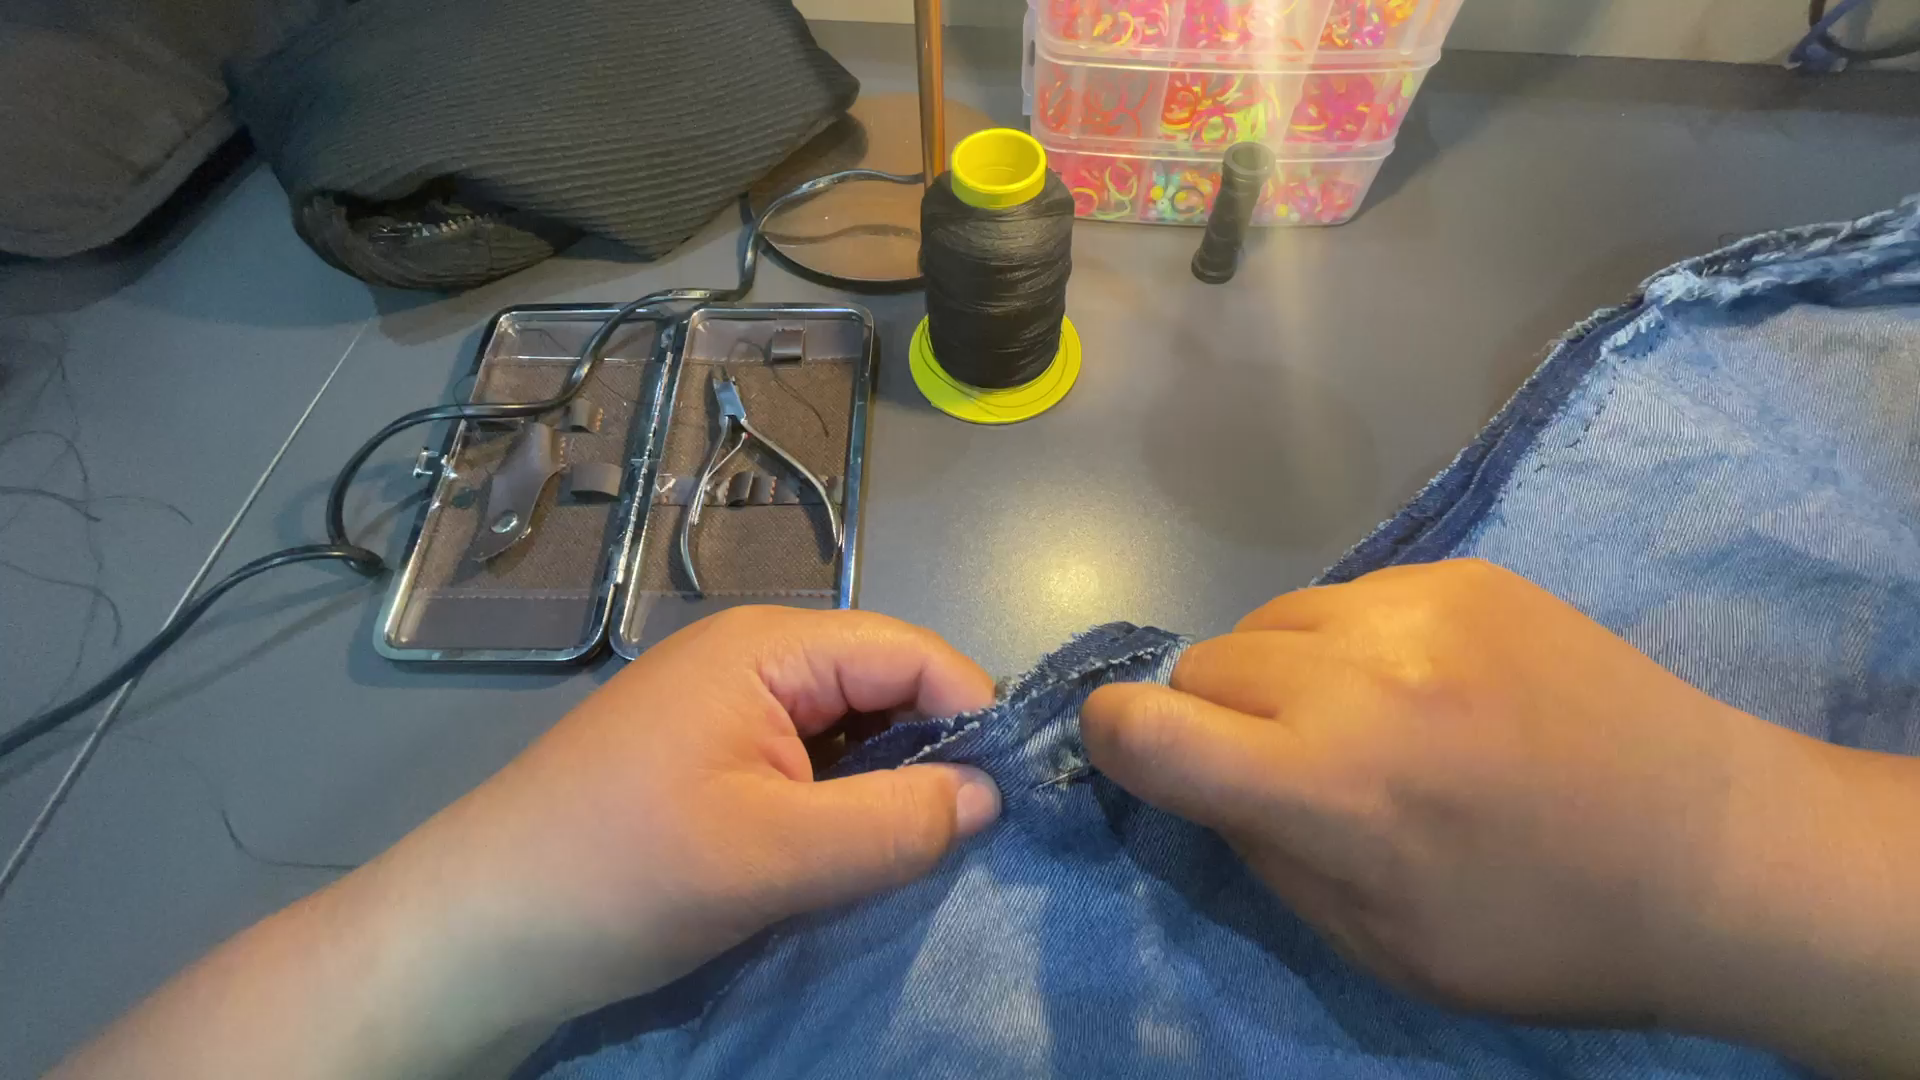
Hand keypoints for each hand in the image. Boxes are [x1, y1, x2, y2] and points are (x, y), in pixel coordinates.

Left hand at [55, 607, 1001, 1079]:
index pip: (907, 651)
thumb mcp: (771, 855)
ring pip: (852, 723)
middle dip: (935, 745)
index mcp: (770, 646)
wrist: (469, 936)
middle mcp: (757, 655)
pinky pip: (814, 755)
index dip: (969, 707)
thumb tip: (990, 796)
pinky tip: (857, 842)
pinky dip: (849, 794)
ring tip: (922, 839)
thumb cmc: (618, 875)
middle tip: (975, 823)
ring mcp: (733, 702)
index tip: (1013, 785)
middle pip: (883, 681)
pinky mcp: (718, 749)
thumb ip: (895, 822)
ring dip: (891, 776)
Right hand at [1082, 560, 1919, 1075]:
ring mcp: (1411, 608)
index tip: (1134, 751)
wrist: (1727, 850)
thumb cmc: (1536, 926)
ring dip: (1273, 670)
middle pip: (1198, 664)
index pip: (1146, 728)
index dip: (1111, 733)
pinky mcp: (1453, 571)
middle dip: (1213, 715)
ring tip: (1351, 711)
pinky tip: (1413, 678)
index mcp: (1334, 788)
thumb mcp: (1369, 939)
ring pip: (1258, 621)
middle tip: (1284, 756)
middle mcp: (1358, 678)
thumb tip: (1188, 766)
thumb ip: (1253, 842)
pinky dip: (1338, 641)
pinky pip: (1333, 597)